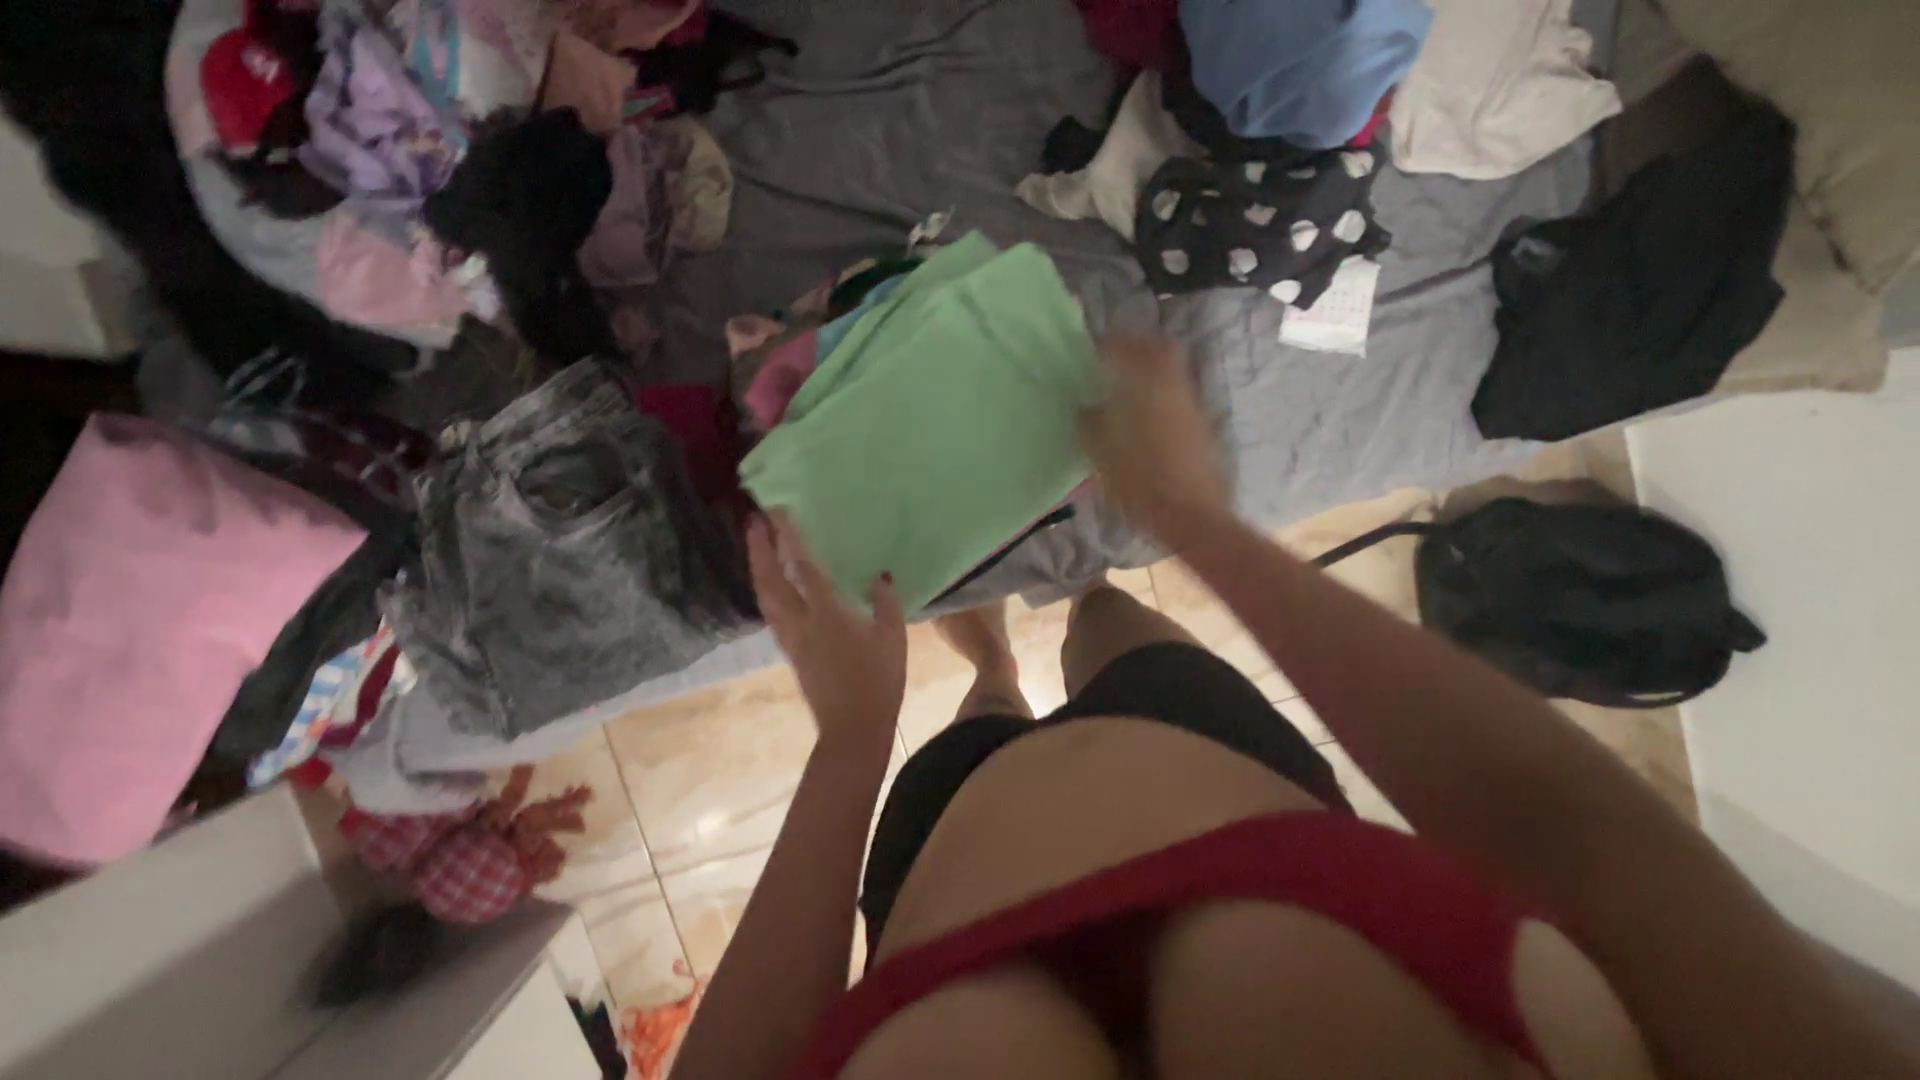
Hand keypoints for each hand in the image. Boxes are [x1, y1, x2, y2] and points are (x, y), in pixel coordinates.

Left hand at [747, 511, 906, 750]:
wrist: (853, 728)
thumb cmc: (879, 682)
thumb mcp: (893, 638)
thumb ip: (886, 603)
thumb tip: (879, 576)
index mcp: (828, 615)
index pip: (804, 568)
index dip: (789, 538)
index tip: (778, 512)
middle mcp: (801, 623)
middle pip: (771, 581)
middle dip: (759, 550)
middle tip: (754, 522)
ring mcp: (791, 640)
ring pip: (765, 598)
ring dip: (758, 569)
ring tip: (756, 547)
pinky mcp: (791, 653)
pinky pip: (772, 614)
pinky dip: (767, 592)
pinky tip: (770, 587)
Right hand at [1080, 334, 1233, 551]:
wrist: (1192, 517)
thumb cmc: (1141, 483)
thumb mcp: (1101, 455)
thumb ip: (1090, 424)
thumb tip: (1084, 408)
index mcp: (1149, 386)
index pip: (1130, 348)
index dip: (1111, 344)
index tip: (1094, 349)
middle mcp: (1176, 389)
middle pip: (1163, 352)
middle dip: (1140, 349)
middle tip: (1118, 360)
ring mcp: (1194, 409)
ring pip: (1173, 376)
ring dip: (1152, 374)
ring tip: (1128, 390)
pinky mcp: (1204, 431)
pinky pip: (1179, 400)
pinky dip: (1162, 398)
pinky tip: (1146, 420)